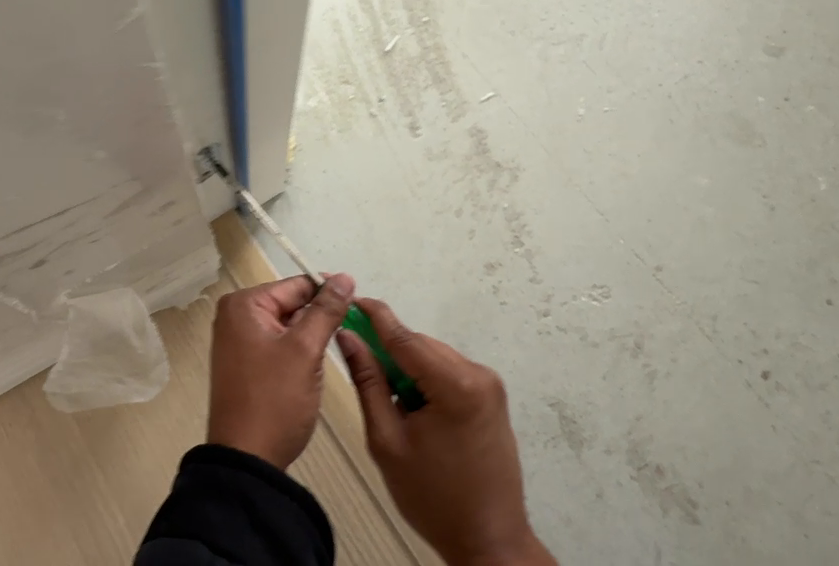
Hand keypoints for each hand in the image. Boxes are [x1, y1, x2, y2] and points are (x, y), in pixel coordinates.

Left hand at [206, 272, 355, 468]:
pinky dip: (298, 352)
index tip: (359, 303)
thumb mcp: (305, 351)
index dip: (328, 292)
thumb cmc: (275, 399)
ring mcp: (238, 342)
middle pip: (290, 304)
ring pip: (287, 327)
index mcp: (243, 305)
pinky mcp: (245, 364)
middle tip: (352, 332)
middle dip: (319, 317)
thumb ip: (326, 311)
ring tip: (336, 350)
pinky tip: (314, 368)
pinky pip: (278, 345)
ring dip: (311, 337)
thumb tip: (344, 277)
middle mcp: (235, 316)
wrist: (247, 459)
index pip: (295, 285)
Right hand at [336, 298, 555, 565]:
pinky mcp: (491, 398)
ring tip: (391, 403)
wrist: (489, 541)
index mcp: (455, 386)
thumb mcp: (386, 439)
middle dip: (388, 350)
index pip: (404, 336)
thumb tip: (348, 337)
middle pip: (419, 345)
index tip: (346, 298)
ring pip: (432, 357)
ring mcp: (490, 386)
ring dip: (407, 368)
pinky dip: (425, 380)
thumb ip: (368, 382)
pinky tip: (414, 410)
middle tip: (358, 364)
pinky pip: (447, 372)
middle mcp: (479, 375)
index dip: (372, 315)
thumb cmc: (432, 496)